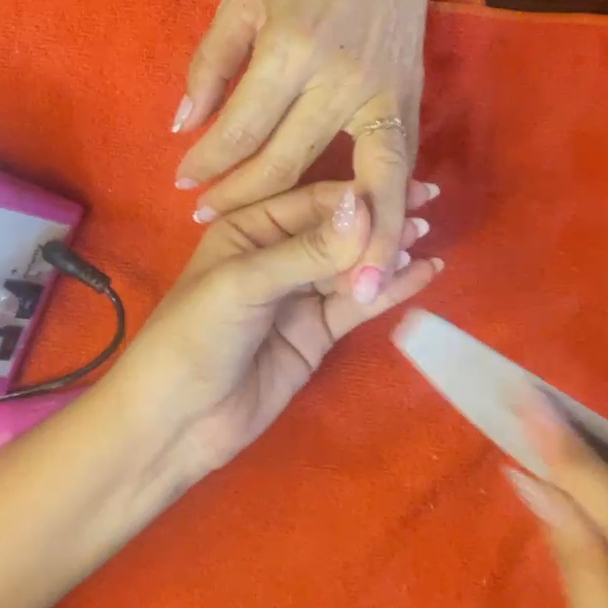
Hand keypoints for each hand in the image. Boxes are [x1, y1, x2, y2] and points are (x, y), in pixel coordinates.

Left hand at [107, 181, 441, 479]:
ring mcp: (298, 294)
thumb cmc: (194, 337)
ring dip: (388, 252)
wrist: (177, 420)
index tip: (402, 187)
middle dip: (378, 219)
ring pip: (352, 265)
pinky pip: (358, 303)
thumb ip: (307, 251)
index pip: (312, 202)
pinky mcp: (316, 332)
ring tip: (430, 235)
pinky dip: (390, 289)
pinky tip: (426, 273)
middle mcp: (275, 253)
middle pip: (336, 230)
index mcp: (247, 227)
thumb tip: (365, 205)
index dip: (356, 197)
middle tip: (429, 201)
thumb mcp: (244, 285)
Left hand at [175, 0, 467, 303]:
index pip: (238, 132)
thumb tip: (184, 126)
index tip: (183, 182)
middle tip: (207, 218)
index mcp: (288, 50)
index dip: (206, 164)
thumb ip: (211, 65)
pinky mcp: (410, 103)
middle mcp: (336, 82)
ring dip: (323, 237)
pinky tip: (373, 256)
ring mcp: (380, 96)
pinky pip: (395, 172)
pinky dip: (384, 218)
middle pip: (281, 165)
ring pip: (345, 184)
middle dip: (238, 198)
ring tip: (298, 277)